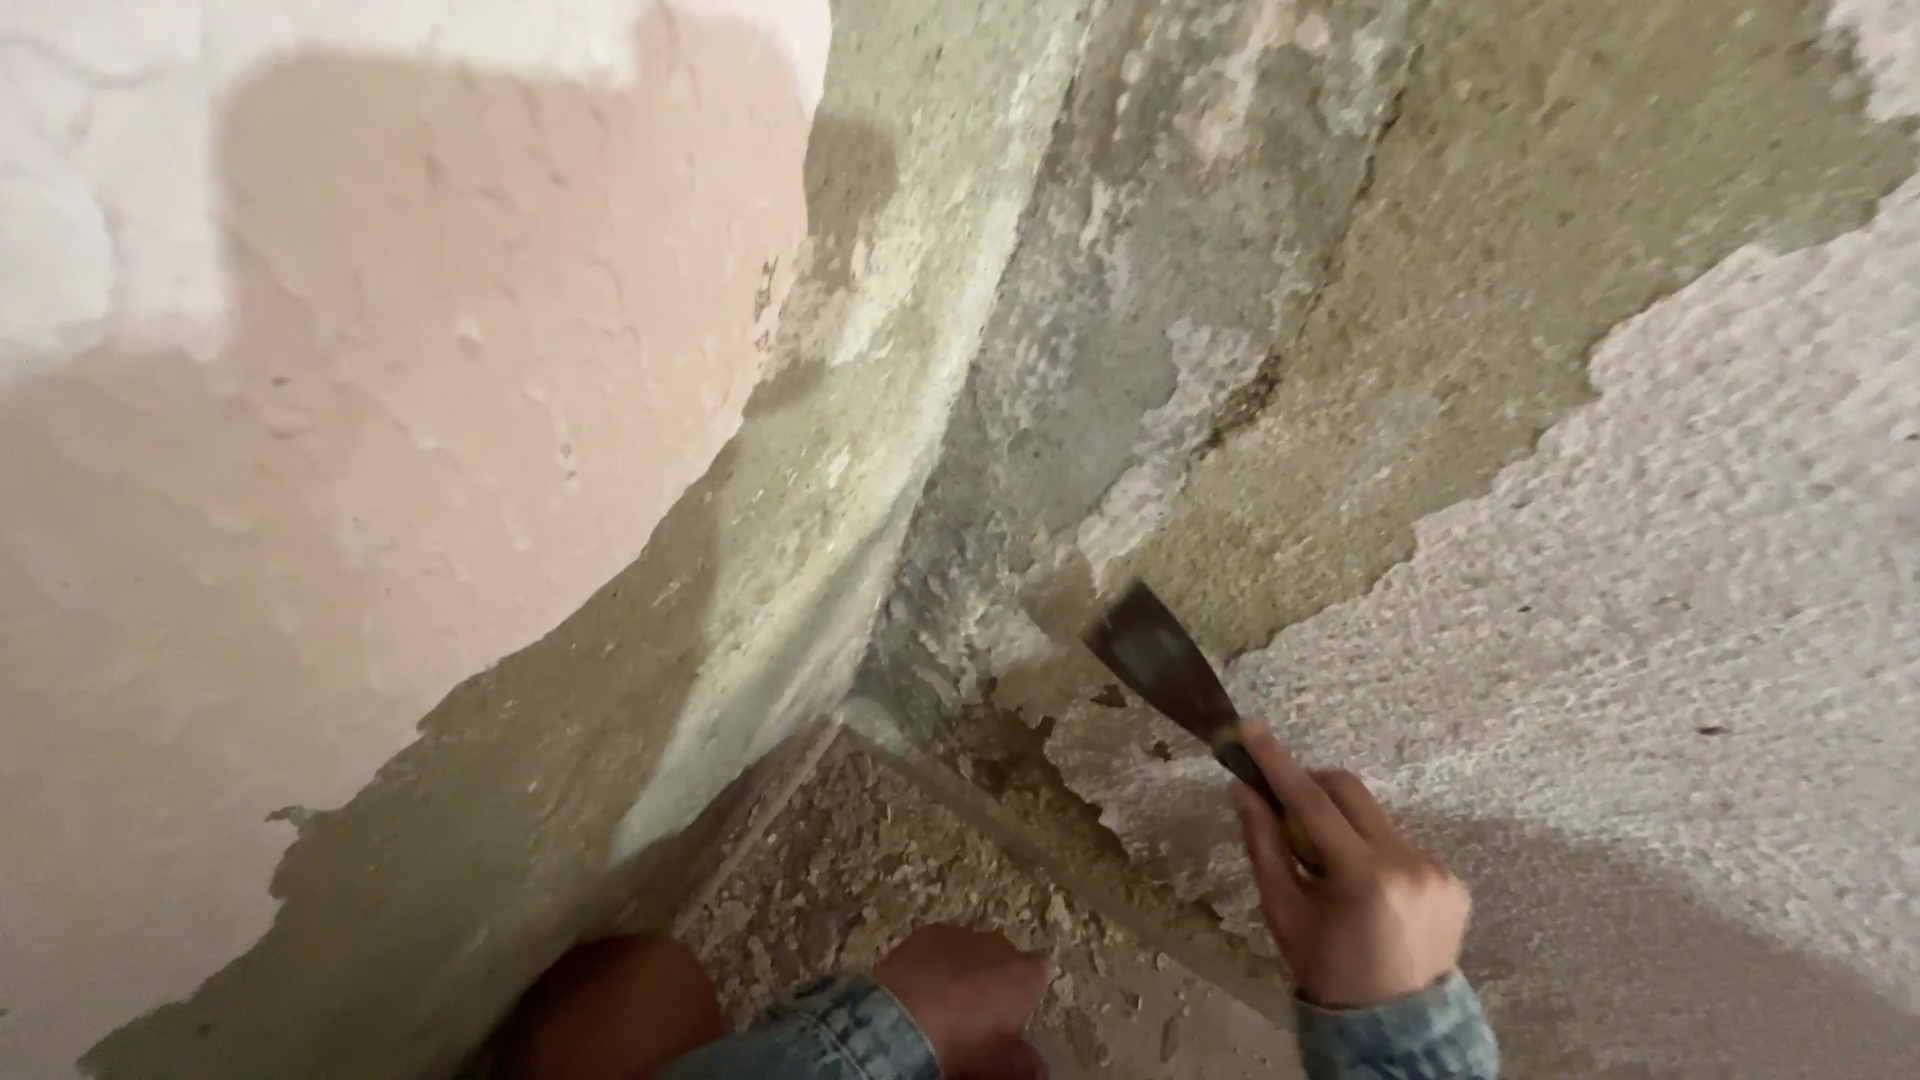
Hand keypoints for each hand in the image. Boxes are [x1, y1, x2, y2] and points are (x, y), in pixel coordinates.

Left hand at [874, 924, 1049, 1077]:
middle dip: (994, 978)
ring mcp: (963, 933)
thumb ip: (1026, 1064)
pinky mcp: (929, 931)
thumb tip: (1037, 1067)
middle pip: (1004, 958)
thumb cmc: (963, 1043)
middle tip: (976, 1011)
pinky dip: (937, 960)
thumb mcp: (1002, 1066)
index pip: (1039, 972)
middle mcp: (998, 945)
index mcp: (1024, 975)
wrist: (904, 1018)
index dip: (1026, 993)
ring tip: (945, 999)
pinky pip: (941, 944)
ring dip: (965, 968)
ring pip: (971, 949)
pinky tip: (922, 984)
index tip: (1012, 1014)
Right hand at [1230, 724, 1471, 1009]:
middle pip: (1348, 791)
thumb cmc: (1327, 968)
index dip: (1277, 762)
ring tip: (1326, 863)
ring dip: (1340, 821)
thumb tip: (1243, 790)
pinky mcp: (1452, 879)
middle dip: (1310, 786)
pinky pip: (1396, 839)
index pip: (1312, 802)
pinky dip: (1368, 846)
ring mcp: (1437, 871)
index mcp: (1364, 877)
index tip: (1250, 729)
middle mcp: (1409, 864)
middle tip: (1285, 808)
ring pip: (1372, 815)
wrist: (1396, 1029)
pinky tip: (1362, 884)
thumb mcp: (1282, 909)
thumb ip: (1262, 843)